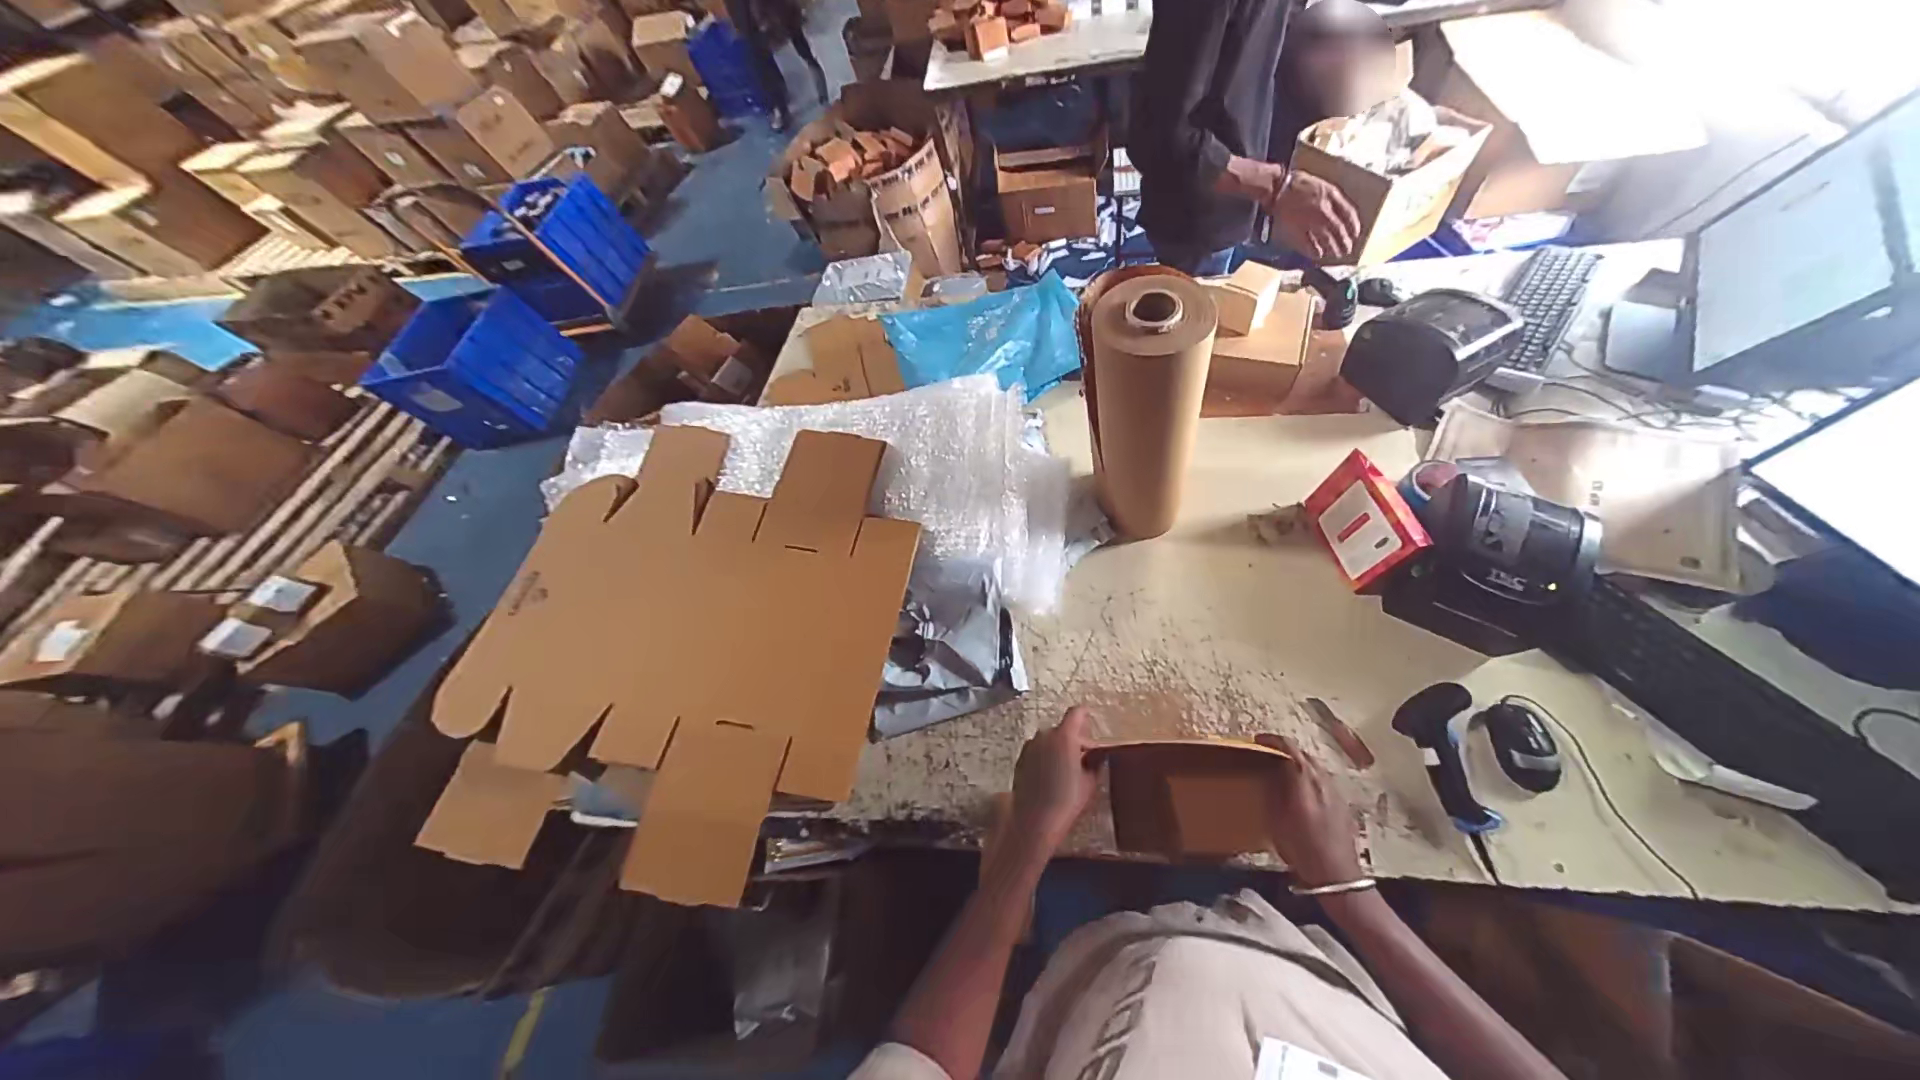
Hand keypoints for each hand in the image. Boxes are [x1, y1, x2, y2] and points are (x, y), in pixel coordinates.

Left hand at [1010, 706, 1099, 850]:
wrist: (1035, 819)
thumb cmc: (1067, 800)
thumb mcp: (1090, 781)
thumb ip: (1094, 762)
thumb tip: (1096, 756)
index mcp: (1064, 736)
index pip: (1076, 713)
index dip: (1085, 715)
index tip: (1090, 720)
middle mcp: (1045, 735)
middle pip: (1063, 729)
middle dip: (1074, 740)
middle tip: (1084, 759)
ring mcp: (1030, 746)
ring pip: (1049, 740)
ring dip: (1058, 748)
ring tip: (1067, 771)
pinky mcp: (1021, 759)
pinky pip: (1038, 751)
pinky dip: (1045, 757)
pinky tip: (1051, 777)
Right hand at [1255, 734, 1364, 888]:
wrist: (1337, 877)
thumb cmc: (1301, 849)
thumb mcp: (1277, 819)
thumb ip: (1275, 790)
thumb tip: (1270, 770)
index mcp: (1307, 783)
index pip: (1291, 749)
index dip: (1273, 741)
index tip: (1258, 740)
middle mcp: (1324, 782)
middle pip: (1305, 755)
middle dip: (1286, 750)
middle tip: (1267, 754)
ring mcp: (1336, 793)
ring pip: (1315, 766)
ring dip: (1298, 762)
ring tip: (1282, 770)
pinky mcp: (1342, 804)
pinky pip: (1322, 779)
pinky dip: (1308, 775)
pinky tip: (1300, 788)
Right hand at [1268, 171, 1361, 262]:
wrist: (1279, 187)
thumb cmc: (1300, 183)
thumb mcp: (1323, 185)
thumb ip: (1332, 198)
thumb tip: (1341, 214)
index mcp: (1331, 196)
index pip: (1348, 213)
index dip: (1354, 226)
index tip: (1356, 234)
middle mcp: (1323, 210)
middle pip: (1338, 229)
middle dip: (1344, 241)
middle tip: (1347, 250)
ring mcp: (1310, 221)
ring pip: (1326, 238)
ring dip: (1332, 248)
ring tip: (1336, 254)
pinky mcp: (1296, 228)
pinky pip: (1307, 242)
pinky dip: (1313, 250)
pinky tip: (1318, 254)